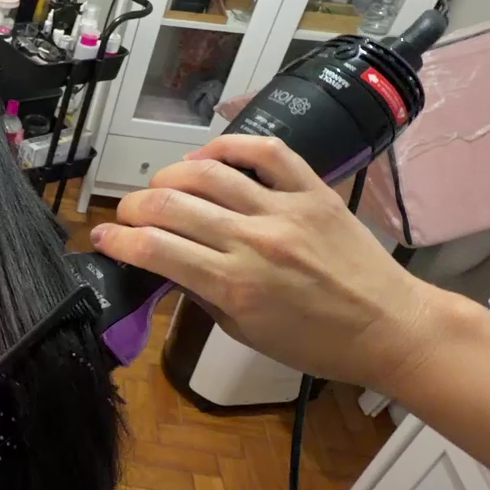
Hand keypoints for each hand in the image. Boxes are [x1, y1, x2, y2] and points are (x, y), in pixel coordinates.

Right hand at [89, 135, 452, 391]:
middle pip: (168, 205)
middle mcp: (253, 241)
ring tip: (160, 187)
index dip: (114, 239)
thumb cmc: (311, 342)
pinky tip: (206, 157)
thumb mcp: (240, 331)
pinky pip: (266, 152)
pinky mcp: (313, 191)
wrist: (389, 328)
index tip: (100, 238)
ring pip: (207, 172)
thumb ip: (197, 292)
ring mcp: (284, 211)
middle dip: (131, 207)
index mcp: (231, 284)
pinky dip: (228, 147)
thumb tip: (160, 265)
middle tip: (126, 216)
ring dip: (168, 176)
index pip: (151, 248)